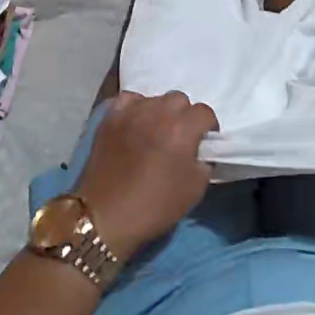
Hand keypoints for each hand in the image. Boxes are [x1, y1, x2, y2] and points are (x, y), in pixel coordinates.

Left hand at [74, 91, 218, 259]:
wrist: (106, 216)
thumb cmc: (155, 206)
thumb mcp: (195, 189)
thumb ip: (204, 162)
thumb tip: (199, 152)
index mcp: (182, 128)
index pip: (205, 112)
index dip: (208, 127)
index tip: (204, 142)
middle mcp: (157, 112)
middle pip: (180, 99)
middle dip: (185, 115)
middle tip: (180, 138)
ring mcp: (131, 112)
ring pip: (154, 98)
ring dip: (161, 112)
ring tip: (156, 131)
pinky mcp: (110, 118)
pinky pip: (129, 100)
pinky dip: (136, 108)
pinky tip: (136, 123)